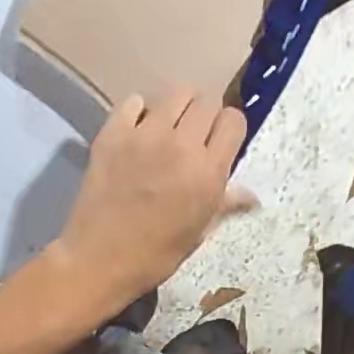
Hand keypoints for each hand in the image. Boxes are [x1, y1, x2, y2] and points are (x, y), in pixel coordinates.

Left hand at [52, 89, 255, 309]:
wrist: (100, 259)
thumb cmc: (155, 255)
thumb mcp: (197, 233)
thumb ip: (224, 204)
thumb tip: (252, 197)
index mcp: (208, 173)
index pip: (233, 122)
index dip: (229, 130)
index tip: (221, 142)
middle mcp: (182, 145)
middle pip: (207, 102)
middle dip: (206, 116)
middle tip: (194, 136)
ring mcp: (145, 135)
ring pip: (175, 94)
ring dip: (178, 108)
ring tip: (169, 128)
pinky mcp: (113, 132)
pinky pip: (134, 101)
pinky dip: (140, 111)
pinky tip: (138, 131)